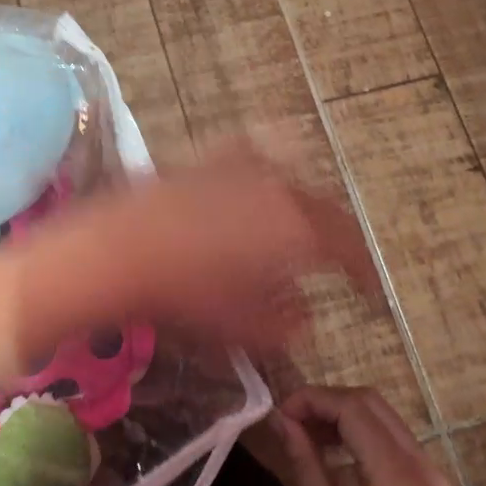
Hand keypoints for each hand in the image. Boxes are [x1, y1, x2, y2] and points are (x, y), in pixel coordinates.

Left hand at [64, 147, 371, 349]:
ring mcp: (235, 168)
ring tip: (299, 226)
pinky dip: (259, 169)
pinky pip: (244, 159)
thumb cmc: (184, 296)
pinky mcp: (200, 162)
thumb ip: (285, 322)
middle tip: (337, 260)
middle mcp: (273, 187)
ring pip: (285, 178)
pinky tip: (253, 179)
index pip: (346, 243)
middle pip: (319, 206)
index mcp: (296, 227)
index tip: (369, 290)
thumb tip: (305, 314)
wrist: (115, 250)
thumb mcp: (242, 326)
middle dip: (333, 234)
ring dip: (299, 202)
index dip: (363, 268)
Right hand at [271, 387, 468, 485]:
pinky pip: (398, 440)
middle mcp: (426, 468)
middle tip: (292, 420)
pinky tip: (338, 453)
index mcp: (399, 480)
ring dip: (346, 414)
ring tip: (308, 435)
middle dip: (327, 400)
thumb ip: (306, 471)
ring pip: (387, 417)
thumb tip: (282, 421)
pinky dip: (365, 433)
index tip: (280, 414)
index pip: (352, 408)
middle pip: (372, 403)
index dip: (311, 399)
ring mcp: (438, 478)